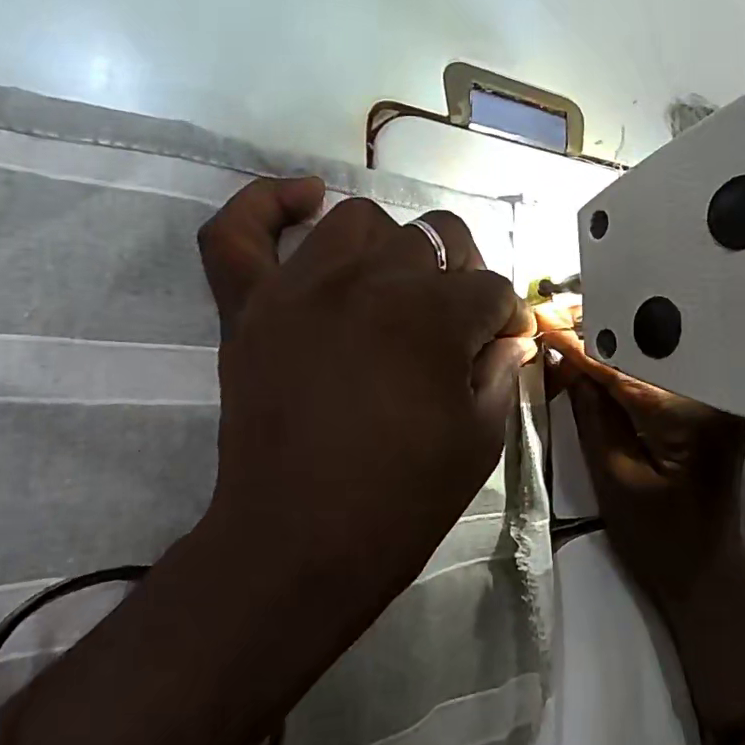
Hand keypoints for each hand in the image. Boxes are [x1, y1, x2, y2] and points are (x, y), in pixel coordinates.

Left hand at [198, 177, 536, 605]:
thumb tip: (506, 336)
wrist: (297, 543)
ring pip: (356, 221)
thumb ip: (499, 372)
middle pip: (431, 241)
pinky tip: (305, 201)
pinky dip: (266, 204)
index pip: (490, 289)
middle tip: (447, 327)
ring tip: (388, 287)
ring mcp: (300, 287)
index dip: (503, 320)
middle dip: (455, 280)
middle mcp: (369, 281)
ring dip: (386, 247)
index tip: (497, 348)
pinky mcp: (250, 305)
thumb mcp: (478, 442)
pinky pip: (238, 230)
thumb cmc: (398, 503)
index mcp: (434, 314)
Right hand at [540, 313, 744, 607]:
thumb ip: (590, 412)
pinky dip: (624, 364)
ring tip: (566, 325)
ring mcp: (713, 401)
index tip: (543, 318)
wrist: (705, 575)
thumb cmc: (657, 537)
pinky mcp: (705, 409)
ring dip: (608, 342)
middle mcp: (710, 396)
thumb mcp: (612, 475)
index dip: (578, 343)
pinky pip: (658, 375)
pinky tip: (594, 354)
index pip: (623, 366)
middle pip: (643, 350)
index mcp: (689, 413)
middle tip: (553, 314)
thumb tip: (564, 361)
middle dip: (596, 330)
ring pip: (650, 358)